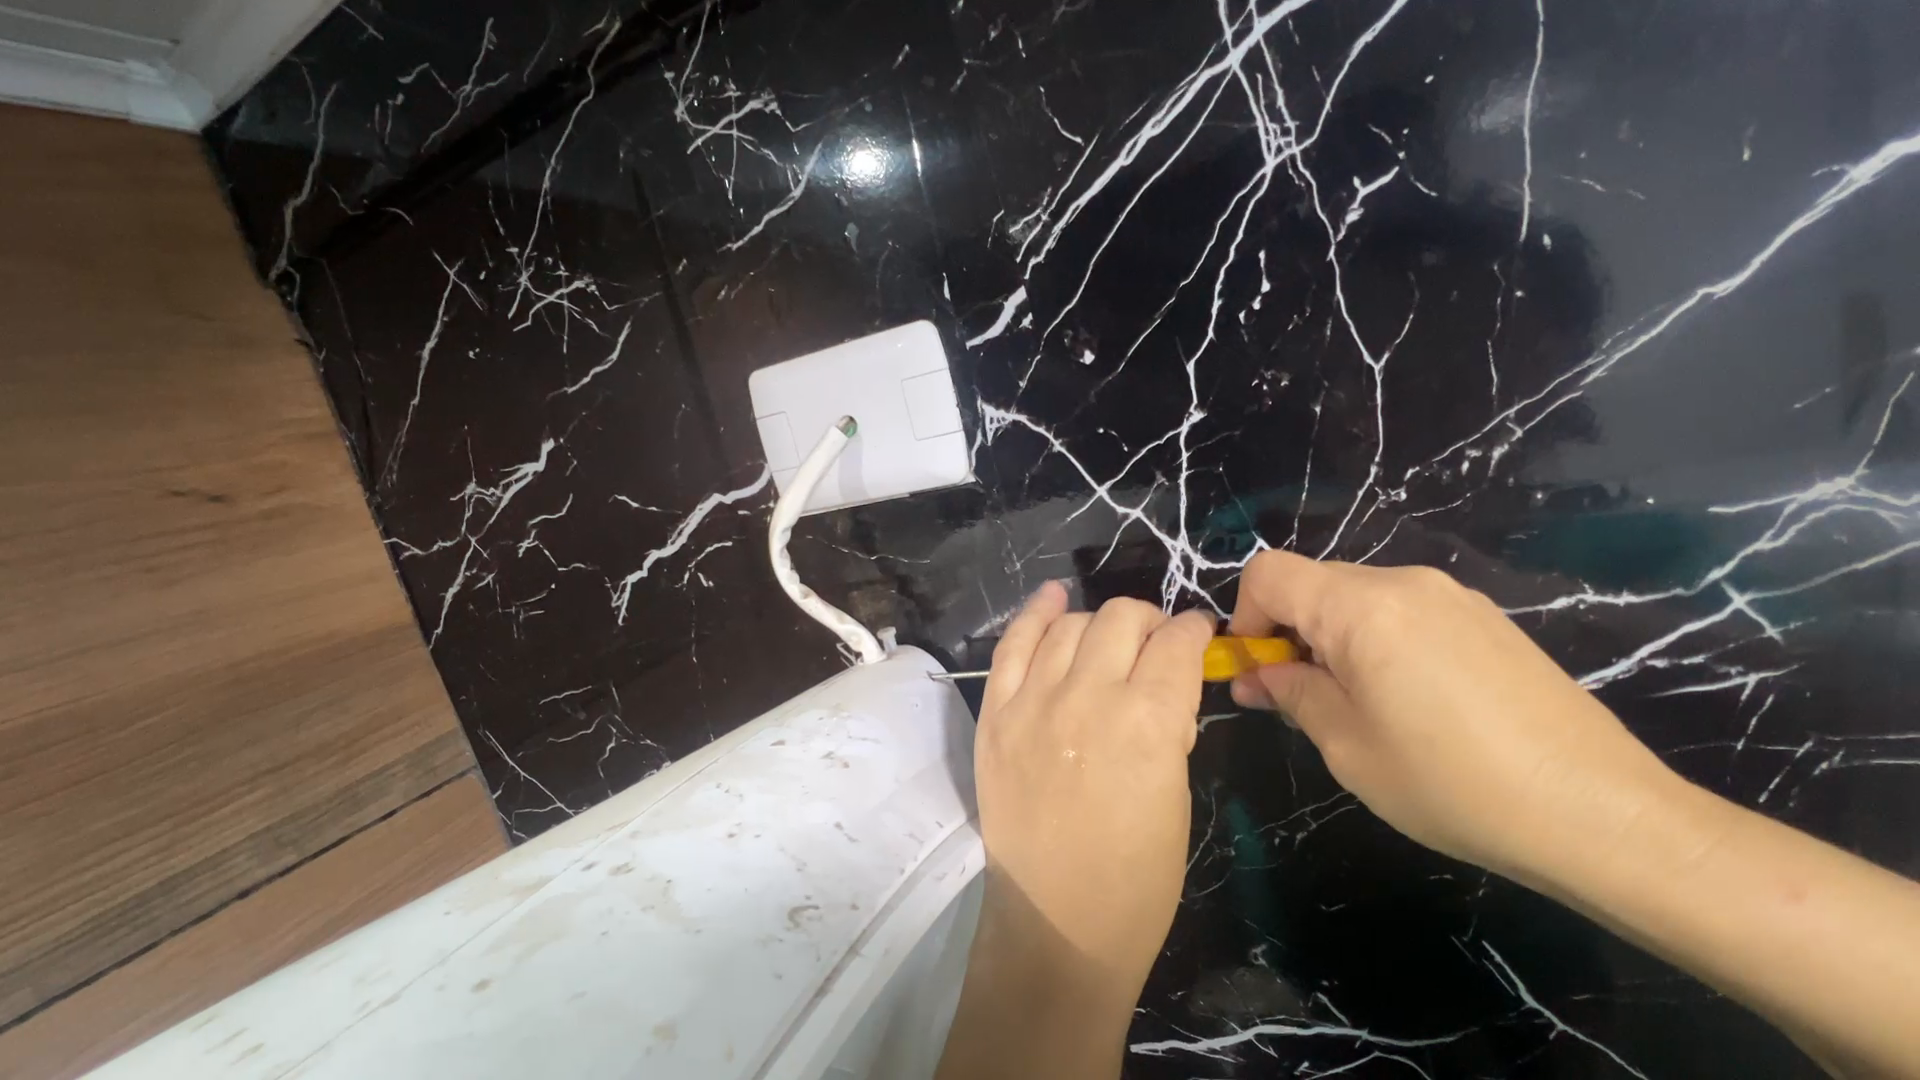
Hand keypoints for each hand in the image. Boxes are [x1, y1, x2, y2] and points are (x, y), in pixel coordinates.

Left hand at [975, 582, 1213, 991]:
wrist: (1057, 921)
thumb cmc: (1138, 878)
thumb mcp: (1177, 795)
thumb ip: (1170, 727)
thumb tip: (1166, 687)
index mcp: (1148, 720)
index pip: (1177, 643)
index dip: (1194, 632)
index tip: (1198, 635)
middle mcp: (1089, 695)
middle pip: (1123, 618)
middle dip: (1150, 621)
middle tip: (1156, 644)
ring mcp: (1034, 701)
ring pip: (1070, 624)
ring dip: (1099, 622)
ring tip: (1110, 637)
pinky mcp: (996, 714)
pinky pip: (1013, 644)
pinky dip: (1036, 614)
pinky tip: (1054, 598)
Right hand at [1228, 551, 1677, 880]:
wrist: (1600, 813)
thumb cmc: (1452, 784)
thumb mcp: (1348, 748)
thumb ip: (1292, 696)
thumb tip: (1256, 675)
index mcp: (1362, 607)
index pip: (1270, 573)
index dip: (1244, 615)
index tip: (1256, 670)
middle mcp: (1406, 584)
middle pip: (1315, 583)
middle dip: (1290, 632)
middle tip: (1300, 698)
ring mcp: (1455, 597)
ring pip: (1360, 598)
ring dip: (1335, 639)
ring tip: (1360, 707)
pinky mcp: (1489, 620)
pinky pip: (1406, 612)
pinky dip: (1380, 642)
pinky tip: (1414, 704)